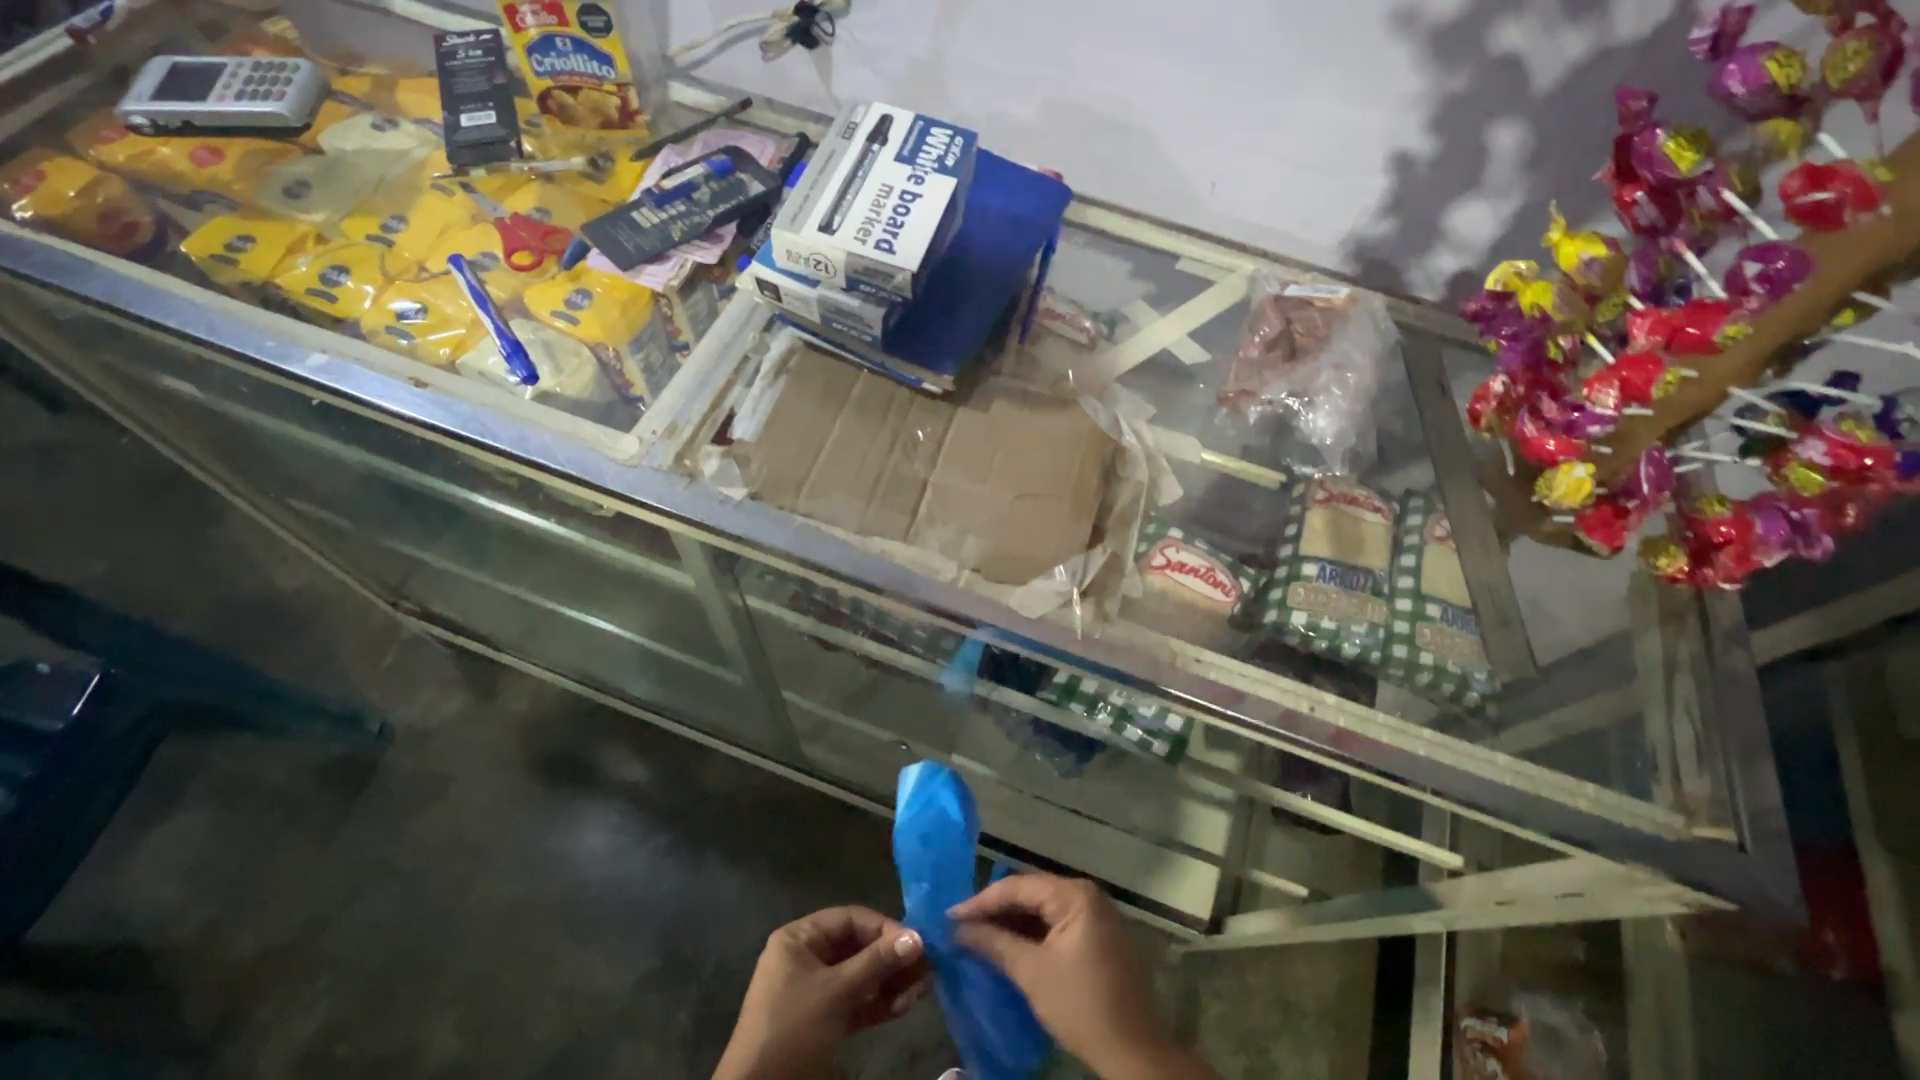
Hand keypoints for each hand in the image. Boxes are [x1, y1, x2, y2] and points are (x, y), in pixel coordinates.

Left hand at [712, 906, 928, 1079]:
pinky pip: (857, 1001)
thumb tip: (918, 938)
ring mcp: (817, 990)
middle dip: (891, 958)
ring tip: (923, 988)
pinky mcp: (825, 1018)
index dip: (884, 928)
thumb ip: (877, 962)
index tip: (916, 943)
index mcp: (799, 940)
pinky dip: (879, 1003)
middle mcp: (807, 958)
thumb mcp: (837, 991)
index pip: (849, 919)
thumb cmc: (794, 1027)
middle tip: (927, 967)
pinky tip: (905, 1005)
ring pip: (861, 976)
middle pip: (858, 947)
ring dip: (891, 982)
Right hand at [950, 874, 1212, 1079]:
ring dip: (1013, 921)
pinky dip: (1033, 932)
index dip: (980, 902)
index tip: (949, 917)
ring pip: (1044, 909)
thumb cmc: (1080, 1005)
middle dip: (996, 909)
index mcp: (1075, 895)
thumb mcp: (1031, 972)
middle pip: (1032, 893)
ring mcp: (1098, 915)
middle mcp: (1089, 895)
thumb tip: (957, 928)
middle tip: (961, 925)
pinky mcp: (1100, 936)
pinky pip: (1058, 923)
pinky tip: (1009, 945)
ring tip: (978, 935)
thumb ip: (993, 942)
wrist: (1133, 1049)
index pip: (1018, 887)